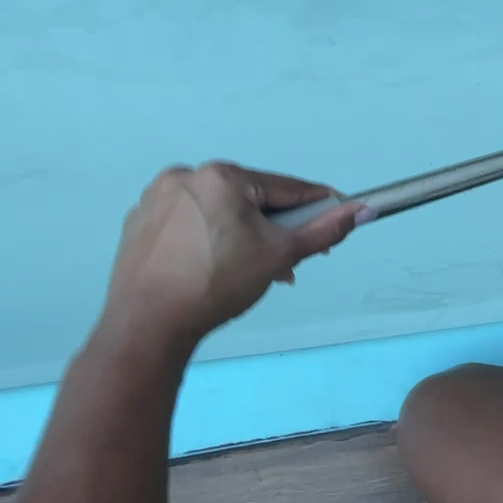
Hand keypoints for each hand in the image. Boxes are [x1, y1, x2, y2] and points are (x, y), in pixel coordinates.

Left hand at [100, 162, 369, 352]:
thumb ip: (327, 229)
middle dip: (277, 228)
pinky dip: (214, 238)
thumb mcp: (283, 253)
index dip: (318, 205)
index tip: (339, 216)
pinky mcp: (139, 223)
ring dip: (248, 234)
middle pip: (253, 199)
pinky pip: (193, 222)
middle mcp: (185, 177)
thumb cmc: (219, 283)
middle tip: (291, 260)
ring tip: (258, 269)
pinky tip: (221, 267)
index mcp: (221, 176)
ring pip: (223, 211)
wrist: (147, 326)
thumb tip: (363, 210)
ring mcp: (157, 199)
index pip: (286, 188)